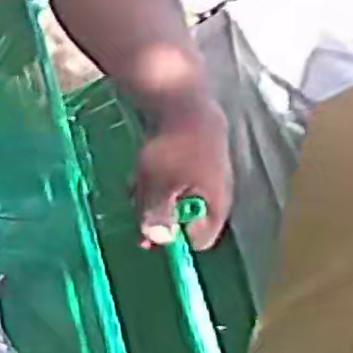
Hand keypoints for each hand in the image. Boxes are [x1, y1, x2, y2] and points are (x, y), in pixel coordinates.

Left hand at [133, 101, 231, 250]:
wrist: (182, 111)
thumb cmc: (173, 151)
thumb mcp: (159, 185)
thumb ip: (159, 213)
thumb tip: (159, 241)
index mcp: (213, 206)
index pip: (198, 239)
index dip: (173, 241)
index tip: (146, 235)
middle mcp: (212, 198)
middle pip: (179, 222)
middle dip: (154, 216)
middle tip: (139, 201)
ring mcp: (200, 184)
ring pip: (167, 204)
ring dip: (147, 198)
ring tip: (140, 182)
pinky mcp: (186, 172)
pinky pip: (163, 188)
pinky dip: (148, 184)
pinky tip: (139, 174)